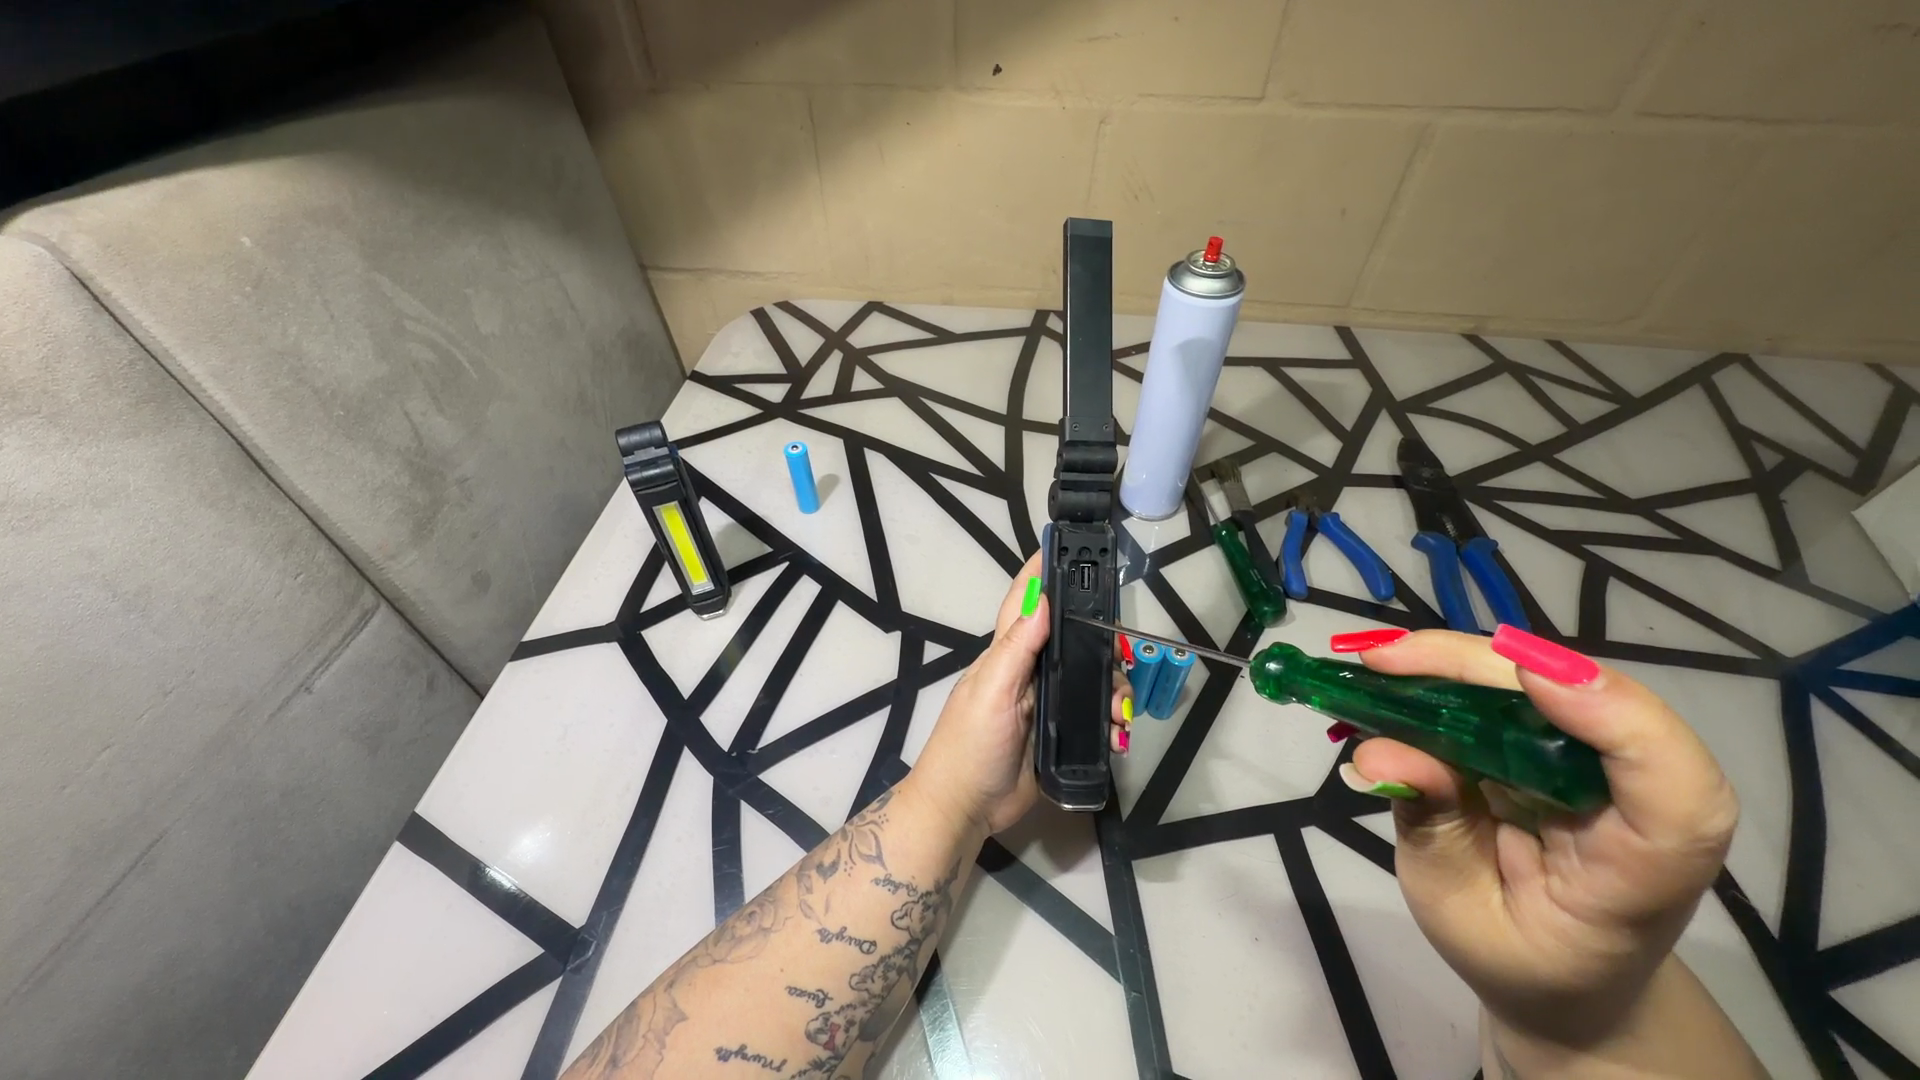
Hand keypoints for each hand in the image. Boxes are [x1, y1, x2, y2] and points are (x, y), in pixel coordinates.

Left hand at [908, 552, 1131, 834]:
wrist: (967, 809)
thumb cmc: (970, 744)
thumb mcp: (992, 692)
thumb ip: (1018, 648)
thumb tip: (1044, 598)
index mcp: (1007, 655)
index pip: (1025, 603)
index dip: (1042, 573)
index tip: (1065, 545)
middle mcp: (1029, 673)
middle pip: (1072, 640)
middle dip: (1101, 643)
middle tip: (1121, 655)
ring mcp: (1045, 704)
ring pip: (1090, 679)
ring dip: (1112, 688)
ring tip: (1121, 711)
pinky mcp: (1059, 734)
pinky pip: (1093, 716)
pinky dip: (1112, 719)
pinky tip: (1119, 731)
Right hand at [1343, 627, 1738, 1043]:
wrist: (1562, 974)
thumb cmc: (1524, 959)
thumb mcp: (1462, 910)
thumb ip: (1431, 829)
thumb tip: (1375, 753)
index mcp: (1643, 865)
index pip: (1672, 786)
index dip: (1616, 718)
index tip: (1529, 678)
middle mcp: (1632, 795)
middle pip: (1585, 702)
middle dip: (1481, 667)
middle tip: (1385, 658)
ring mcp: (1592, 762)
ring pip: (1541, 683)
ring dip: (1455, 661)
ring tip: (1377, 660)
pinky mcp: (1551, 745)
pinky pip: (1508, 694)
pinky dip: (1447, 675)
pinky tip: (1395, 671)